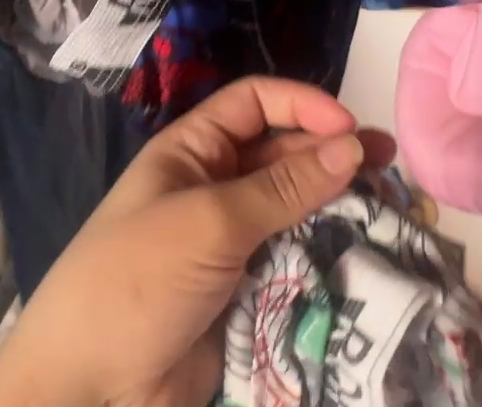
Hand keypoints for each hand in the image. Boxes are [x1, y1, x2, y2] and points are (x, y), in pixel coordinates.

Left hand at [0, 78, 396, 406]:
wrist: (93, 387)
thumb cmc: (139, 279)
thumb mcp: (210, 221)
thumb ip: (283, 187)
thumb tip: (353, 147)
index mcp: (192, 151)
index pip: (254, 103)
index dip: (301, 105)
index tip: (348, 127)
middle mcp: (215, 185)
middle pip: (282, 152)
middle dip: (330, 152)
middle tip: (388, 164)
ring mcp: (233, 239)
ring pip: (296, 205)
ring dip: (338, 202)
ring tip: (389, 205)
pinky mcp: (249, 287)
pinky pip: (296, 256)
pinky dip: (329, 249)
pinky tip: (365, 249)